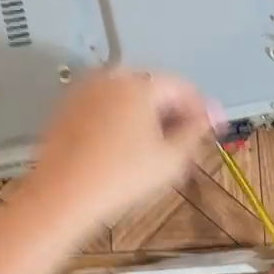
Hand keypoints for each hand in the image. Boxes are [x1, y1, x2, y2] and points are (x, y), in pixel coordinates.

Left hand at [24, 69, 218, 227]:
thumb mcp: (170, 159)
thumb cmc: (119, 177)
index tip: (211, 127)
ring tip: (156, 148)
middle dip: (172, 112)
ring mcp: (84, 91)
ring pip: (127, 97)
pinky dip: (120, 119)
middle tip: (184, 141)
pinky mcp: (67, 108)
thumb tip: (210, 117)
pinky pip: (104, 106)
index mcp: (138, 84)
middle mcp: (110, 78)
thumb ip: (196, 131)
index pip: (181, 86)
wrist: (61, 195)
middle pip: (153, 88)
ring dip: (146, 116)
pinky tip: (125, 148)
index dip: (200, 108)